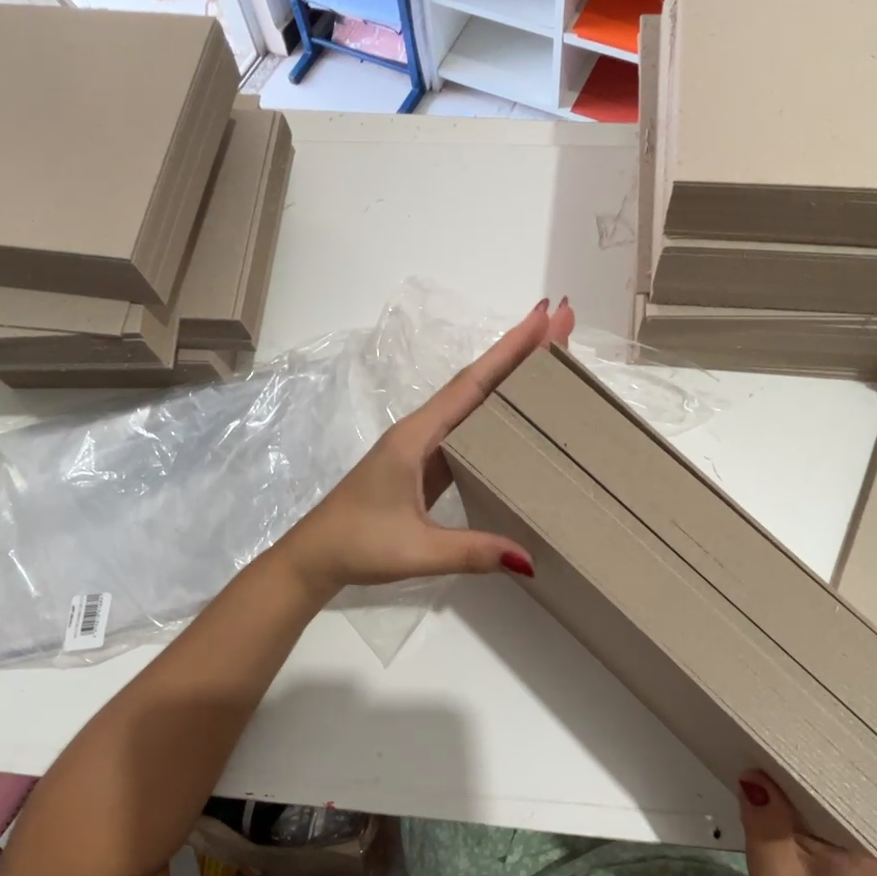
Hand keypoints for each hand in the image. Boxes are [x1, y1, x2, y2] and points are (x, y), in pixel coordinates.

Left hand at [273, 298, 575, 596]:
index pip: (470, 385)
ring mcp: (420, 447)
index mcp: (416, 438)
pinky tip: (517, 419)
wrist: (315, 556)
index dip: (509, 350)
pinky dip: (494, 416)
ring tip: (549, 361)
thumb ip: (471, 552)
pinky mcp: (422, 465)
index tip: (544, 317)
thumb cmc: (358, 545)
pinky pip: (467, 431)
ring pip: (472, 404)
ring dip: (508, 380)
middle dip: (518, 351)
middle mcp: (420, 432)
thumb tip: (530, 559)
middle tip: (562, 324)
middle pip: (476, 383)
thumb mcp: (416, 550)